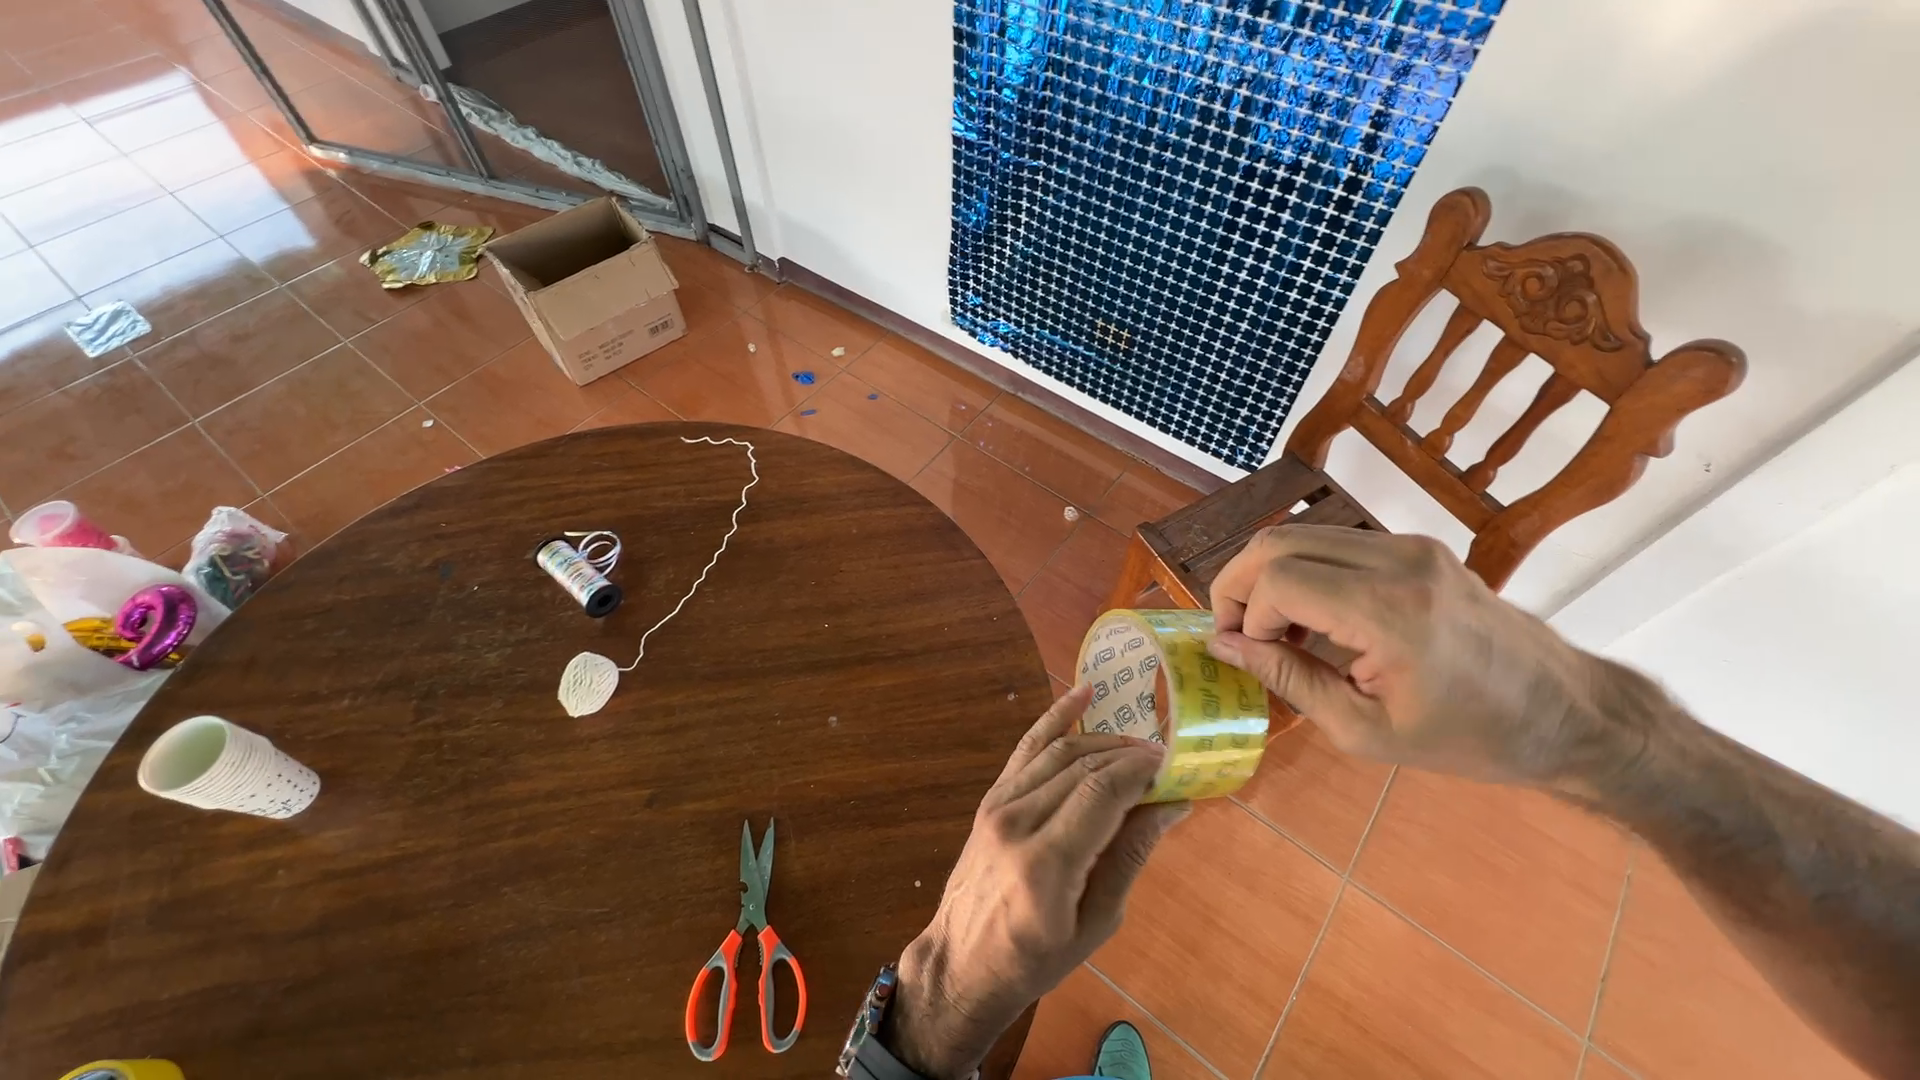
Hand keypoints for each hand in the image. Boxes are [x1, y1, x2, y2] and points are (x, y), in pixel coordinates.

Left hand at [884, 685, 1189, 1078]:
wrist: (961, 960)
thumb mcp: (1096, 923)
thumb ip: (1130, 856)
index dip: (1141, 772)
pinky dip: (1056, 718)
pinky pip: (1027, 748)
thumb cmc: (1035, 958)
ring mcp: (998, 805)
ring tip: (1139, 745)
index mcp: (1046, 865)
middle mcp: (1017, 823)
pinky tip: (1083, 694)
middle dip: (1129, 756)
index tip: (1173, 766)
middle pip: (1082, 768)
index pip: (1101, 793)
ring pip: (1059, 752)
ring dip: (1103, 741)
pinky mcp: (991, 798)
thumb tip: (1172, 806)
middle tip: (1165, 758)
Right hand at [1206, 525, 1625, 786]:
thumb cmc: (1470, 738)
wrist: (1569, 712)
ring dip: (1267, 575)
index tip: (1246, 655)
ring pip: (1300, 532)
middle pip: (1278, 541)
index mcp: (1389, 612)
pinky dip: (1300, 570)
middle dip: (1237, 583)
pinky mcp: (1417, 546)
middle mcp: (1398, 560)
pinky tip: (1307, 615)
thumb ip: (1286, 678)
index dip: (1244, 615)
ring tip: (1270, 630)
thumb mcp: (1364, 730)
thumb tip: (1223, 646)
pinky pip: (1332, 542)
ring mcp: (1410, 545)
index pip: (1278, 579)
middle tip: (1232, 631)